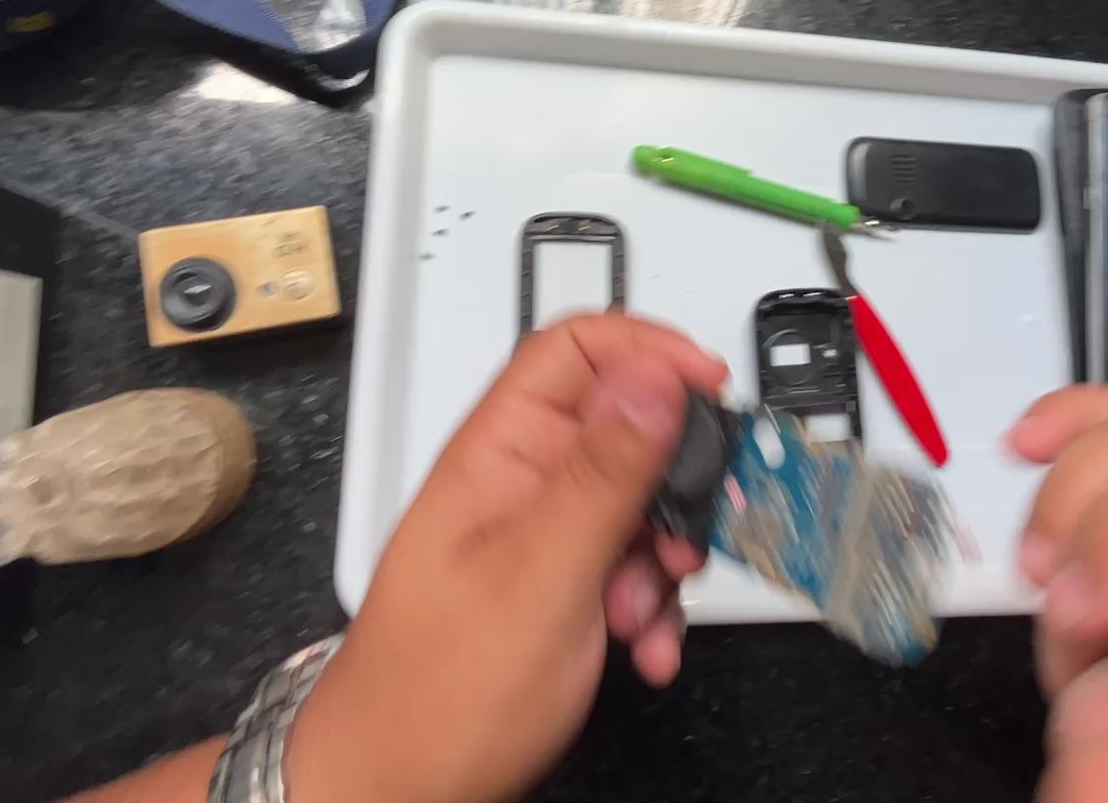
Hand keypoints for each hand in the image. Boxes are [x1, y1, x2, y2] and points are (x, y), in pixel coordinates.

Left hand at [293, 314, 728, 802]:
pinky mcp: (566, 569)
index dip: (647, 350)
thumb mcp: (540, 575)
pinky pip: (634, 552)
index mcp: (501, 449)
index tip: (707, 384)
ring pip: (639, 494)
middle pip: (623, 421)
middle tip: (689, 525)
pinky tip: (643, 640)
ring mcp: (546, 523)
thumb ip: (605, 472)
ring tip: (644, 608)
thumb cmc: (436, 694)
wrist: (400, 792)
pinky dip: (654, 594)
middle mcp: (525, 475)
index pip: (576, 348)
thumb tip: (655, 378)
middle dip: (672, 476)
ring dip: (664, 550)